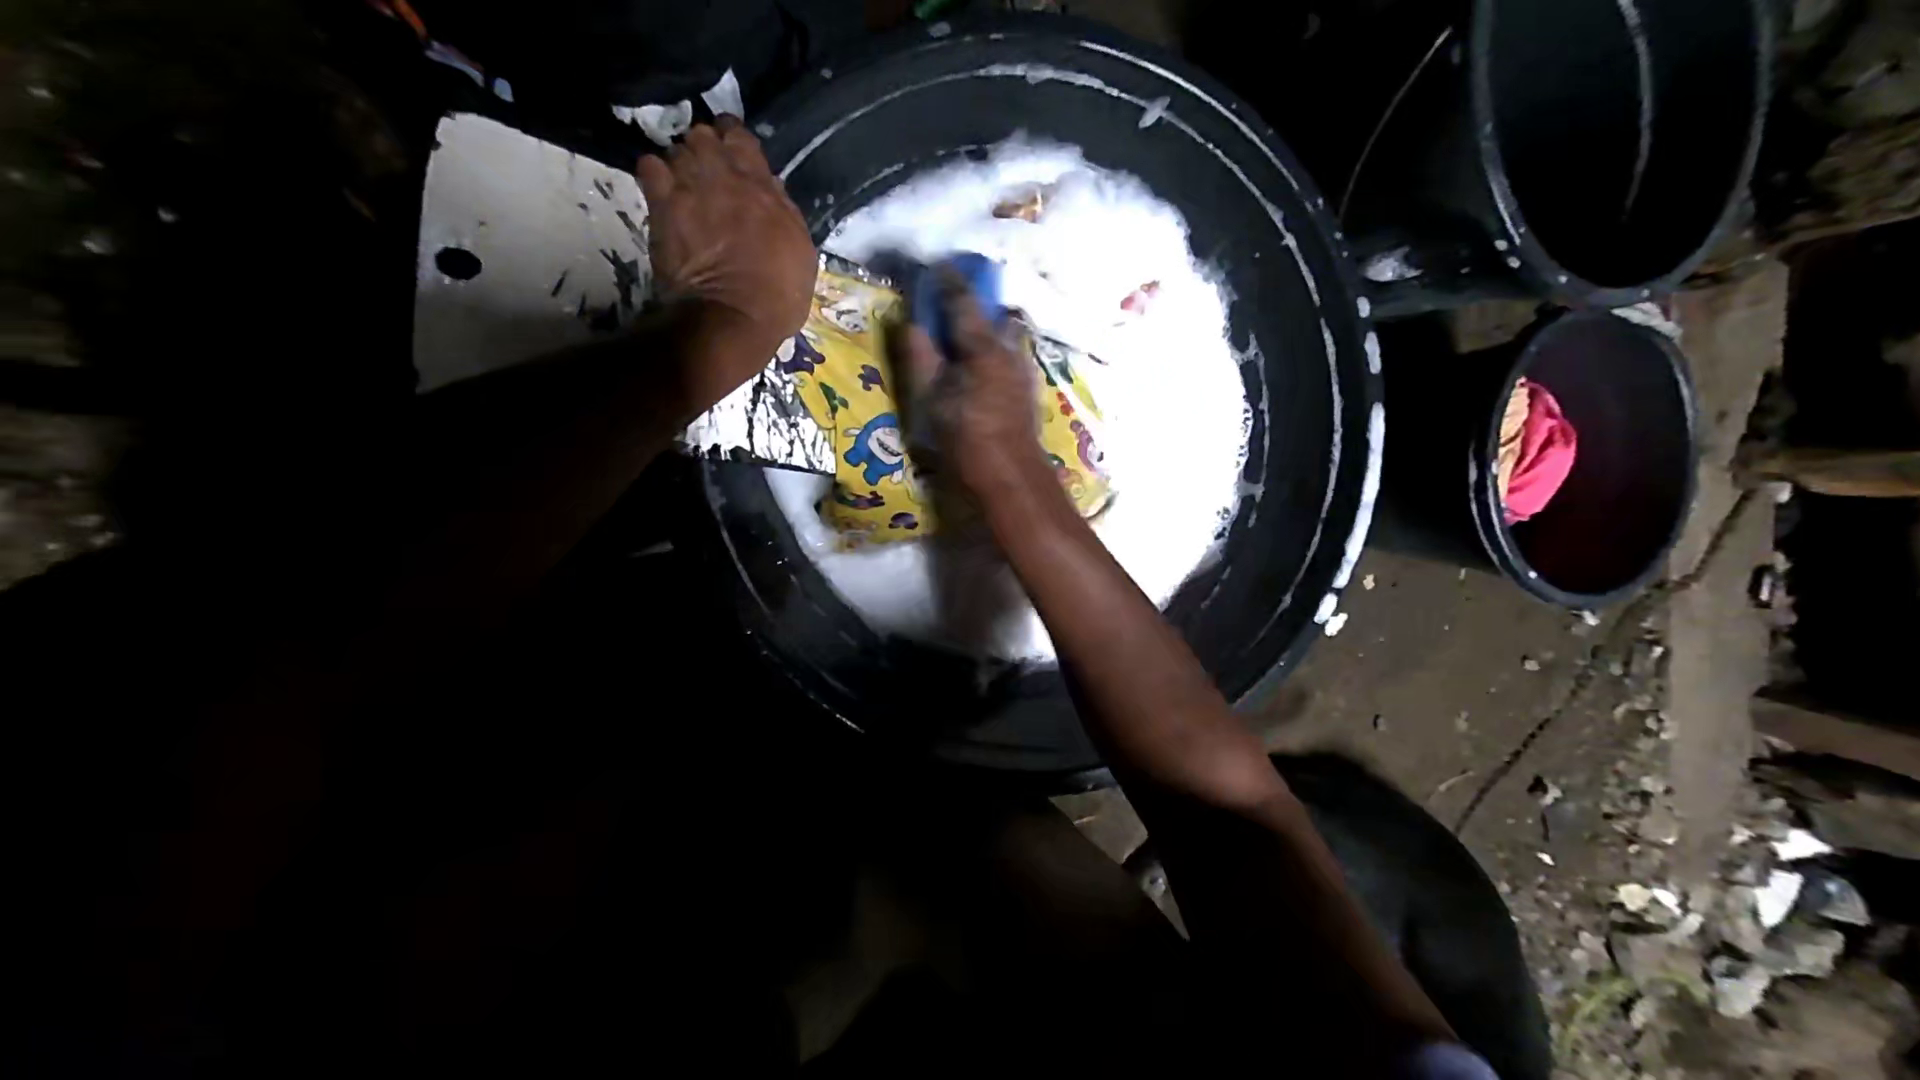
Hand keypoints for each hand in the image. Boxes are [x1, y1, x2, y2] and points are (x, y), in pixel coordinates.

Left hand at [637, 116, 815, 402]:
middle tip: (708, 173)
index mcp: (761, 186)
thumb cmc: (778, 295)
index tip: (735, 155)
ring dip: (681, 163)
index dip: (735, 142)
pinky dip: (655, 175)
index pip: (742, 138)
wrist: (734, 318)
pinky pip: (649, 168)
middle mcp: (723, 176)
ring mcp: (689, 187)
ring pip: (677, 149)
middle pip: (705, 136)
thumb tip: (771, 189)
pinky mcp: (661, 206)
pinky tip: (662, 193)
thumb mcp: (801, 252)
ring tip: (685, 185)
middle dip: (705, 150)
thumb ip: (784, 213)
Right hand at [899, 275, 1050, 503]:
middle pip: (996, 315)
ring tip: (966, 347)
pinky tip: (983, 374)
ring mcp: (1025, 370)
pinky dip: (997, 354)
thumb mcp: (929, 398)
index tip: (935, 267)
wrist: (1010, 477)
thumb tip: (909, 322)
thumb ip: (919, 355)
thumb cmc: (965, 438)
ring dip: (989, 333)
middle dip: (977, 307)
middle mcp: (1010, 350)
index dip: (947, 281)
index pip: (963, 300)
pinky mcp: (1030, 390)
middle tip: (953, 313)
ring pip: (1008, 338)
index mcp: (982, 347)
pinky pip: (1013, 358)